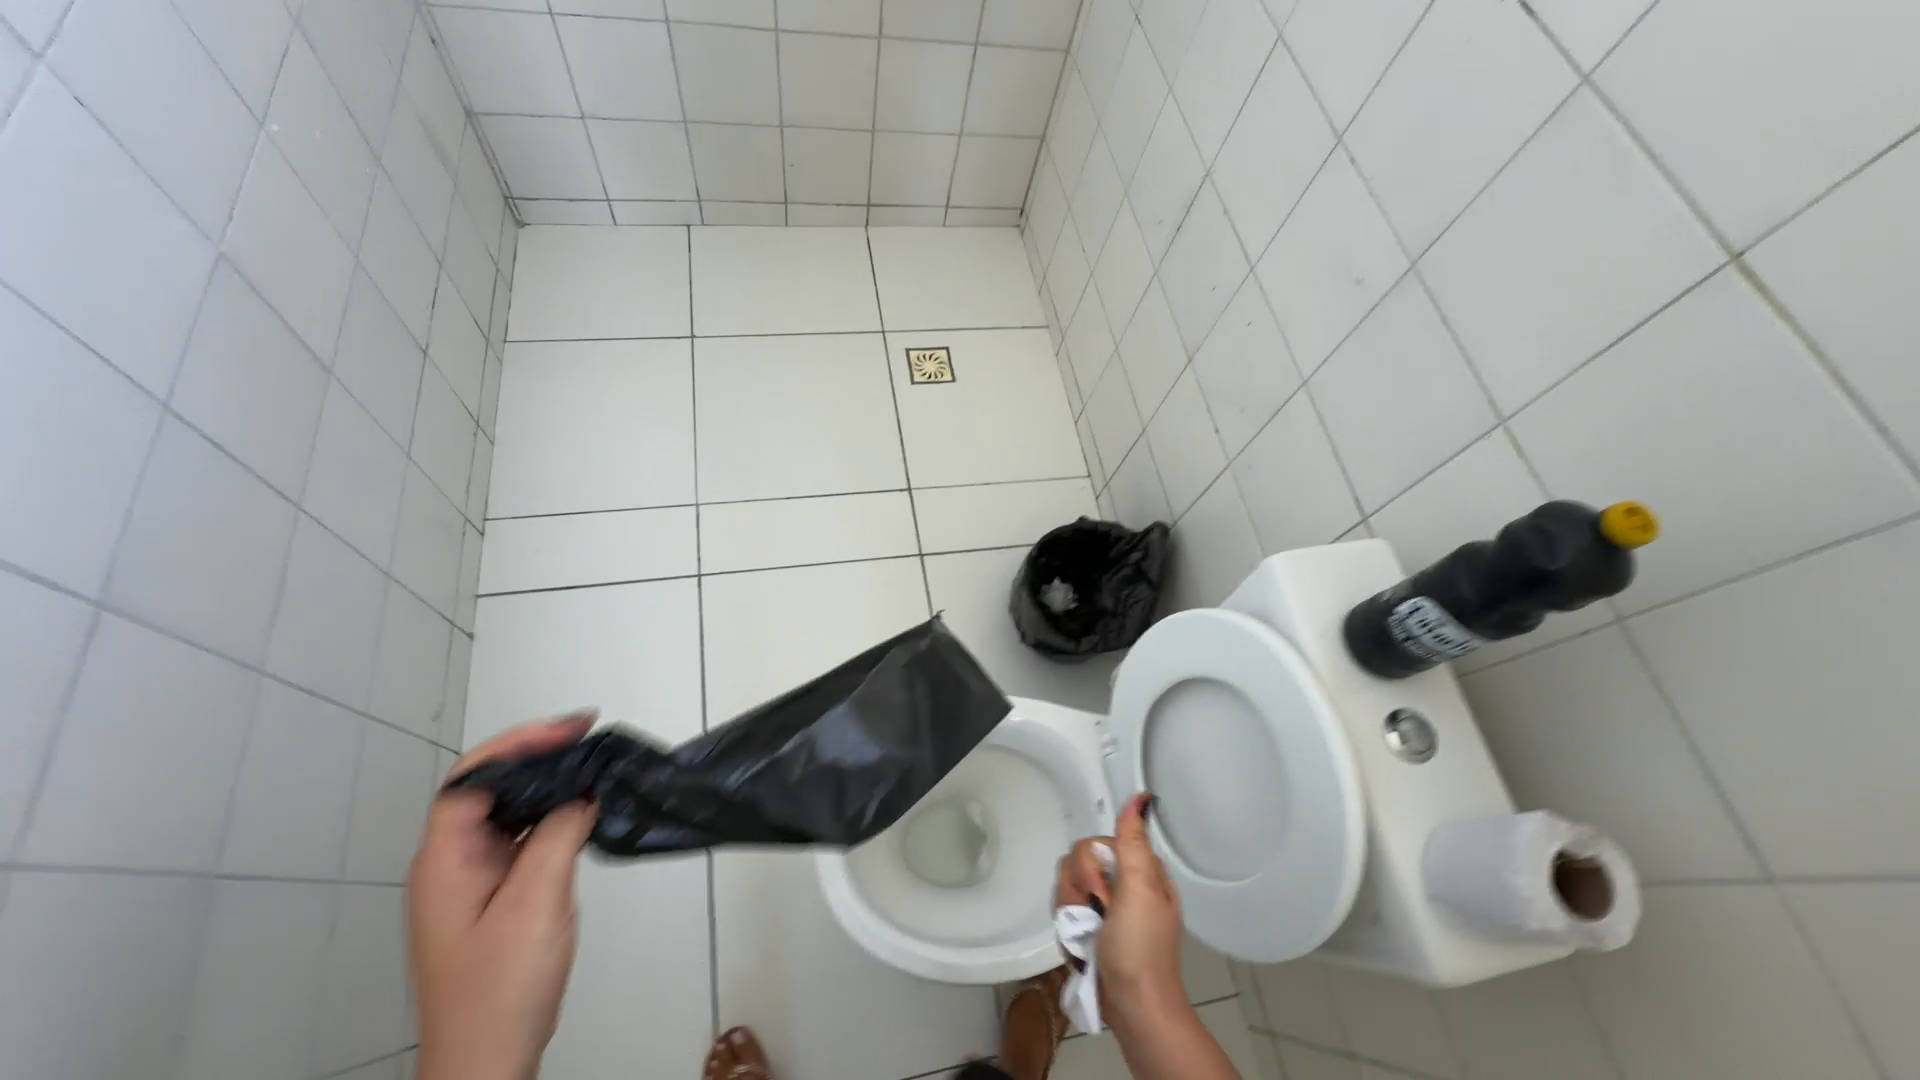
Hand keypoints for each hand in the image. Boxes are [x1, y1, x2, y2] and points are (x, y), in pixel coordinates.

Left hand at [409, 712, 600, 1079]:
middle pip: (488, 790)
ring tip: (591, 764)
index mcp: (444, 860)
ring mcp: (471, 881)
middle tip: (589, 737)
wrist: (486, 1064)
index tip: (571, 730)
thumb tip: (584, 791)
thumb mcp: (537, 904)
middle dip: (537, 756)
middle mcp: (451, 863)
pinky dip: (551, 818)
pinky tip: (582, 812)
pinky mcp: (493, 897)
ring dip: (546, 786)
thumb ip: (560, 836)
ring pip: (506, 814)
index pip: (473, 778)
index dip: (519, 744)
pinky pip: (521, 840)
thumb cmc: (503, 987)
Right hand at [1054, 794, 1186, 1016]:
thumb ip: (1132, 843)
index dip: (1090, 866)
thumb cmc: (1140, 951)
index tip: (1101, 893)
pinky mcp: (1093, 931)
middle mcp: (1124, 886)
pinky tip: (1082, 949)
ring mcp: (1107, 910)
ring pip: (1067, 889)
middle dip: (1077, 893)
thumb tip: (1142, 797)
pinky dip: (1069, 933)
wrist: (1134, 1009)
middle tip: (1096, 918)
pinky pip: (1066, 915)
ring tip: (1088, 939)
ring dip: (1071, 916)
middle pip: (1077, 865)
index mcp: (1140, 872)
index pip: (1096, 843)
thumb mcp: (1139, 892)